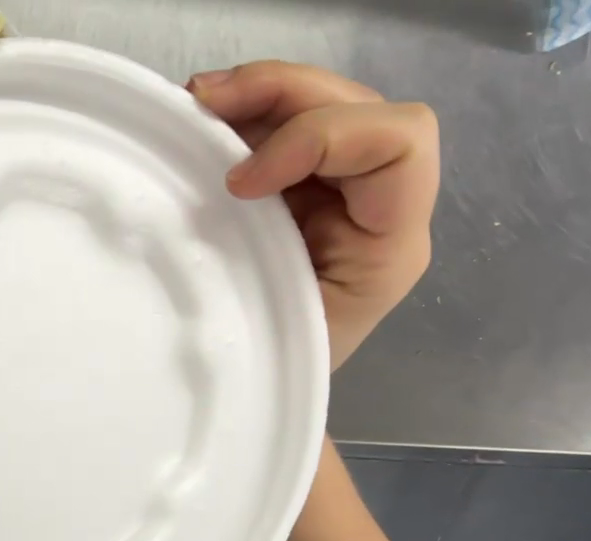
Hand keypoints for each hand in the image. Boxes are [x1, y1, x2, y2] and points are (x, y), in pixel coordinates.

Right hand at [189, 61, 439, 368]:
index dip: (319, 139)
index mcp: (388, 244)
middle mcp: (375, 205)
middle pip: (358, 105)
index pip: (398, 144)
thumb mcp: (277, 342)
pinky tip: (198, 126)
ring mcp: (337, 193)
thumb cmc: (275, 381)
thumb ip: (262, 280)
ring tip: (192, 106)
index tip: (238, 184)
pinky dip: (242, 118)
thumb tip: (216, 234)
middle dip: (280, 93)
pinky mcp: (299, 192)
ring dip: (257, 96)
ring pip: (322, 105)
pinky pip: (283, 131)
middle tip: (199, 103)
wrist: (268, 398)